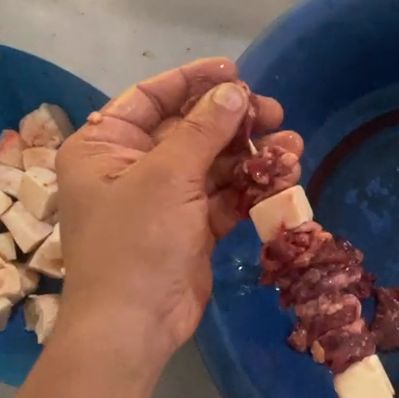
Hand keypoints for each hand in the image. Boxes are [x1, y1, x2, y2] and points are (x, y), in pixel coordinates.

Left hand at [54, 58, 301, 362]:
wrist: (134, 325)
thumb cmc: (135, 242)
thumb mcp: (166, 177)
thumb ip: (203, 129)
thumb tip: (234, 91)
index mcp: (105, 146)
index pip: (151, 97)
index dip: (193, 81)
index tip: (235, 72)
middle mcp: (132, 167)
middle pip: (190, 129)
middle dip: (234, 122)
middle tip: (275, 114)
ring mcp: (164, 199)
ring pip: (214, 164)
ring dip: (252, 156)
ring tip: (293, 147)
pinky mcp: (192, 227)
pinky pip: (225, 196)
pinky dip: (252, 188)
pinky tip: (285, 178)